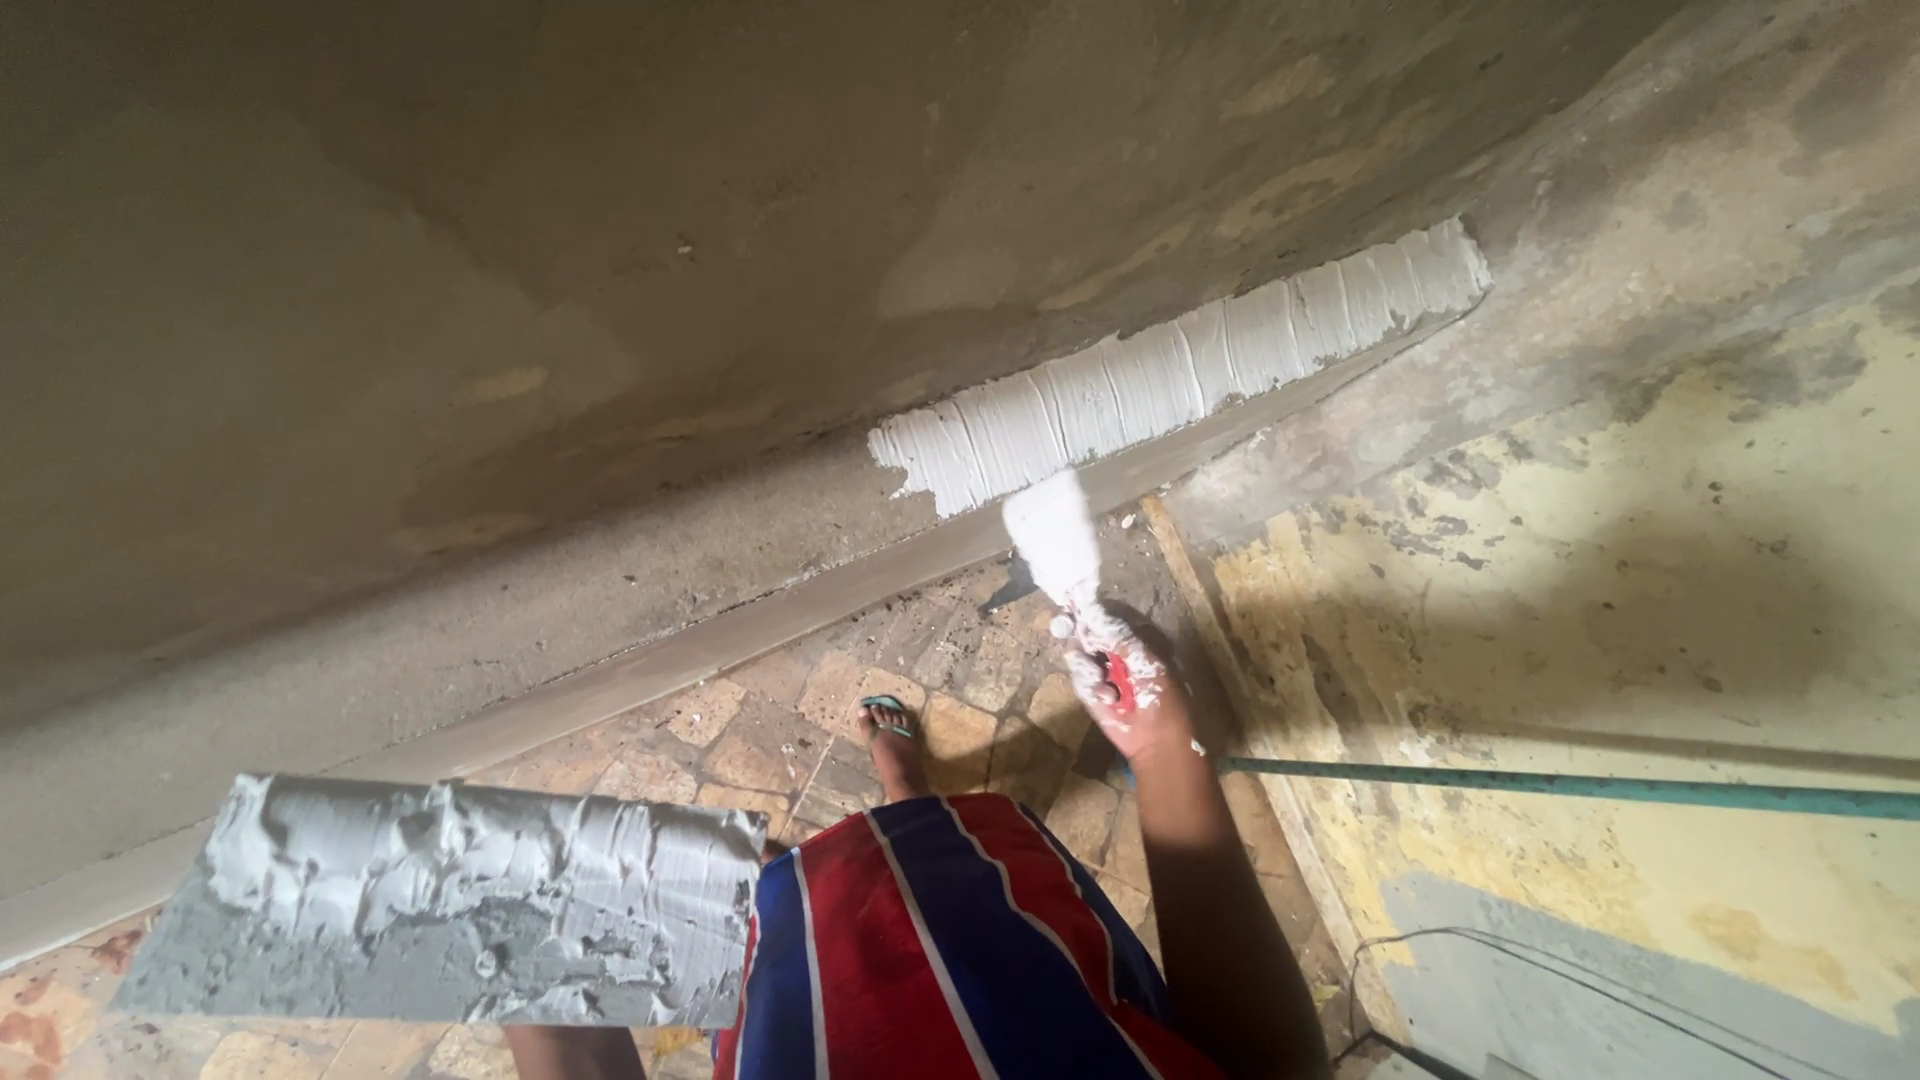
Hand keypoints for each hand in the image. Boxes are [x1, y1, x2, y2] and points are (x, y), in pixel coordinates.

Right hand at [1060, 603, 1196, 764]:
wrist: (1158, 742)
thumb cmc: (1164, 700)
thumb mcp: (1149, 664)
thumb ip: (1124, 639)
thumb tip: (1097, 613)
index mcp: (1137, 640)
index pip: (1111, 616)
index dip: (1095, 610)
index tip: (1079, 603)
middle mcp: (1116, 651)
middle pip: (1089, 631)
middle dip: (1080, 630)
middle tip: (1066, 625)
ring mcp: (1101, 670)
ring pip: (1079, 652)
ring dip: (1086, 663)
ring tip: (1100, 677)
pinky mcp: (1090, 690)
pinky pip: (1078, 677)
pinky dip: (1088, 683)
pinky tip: (1106, 696)